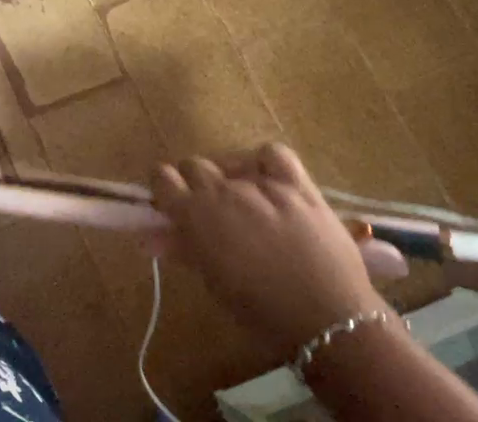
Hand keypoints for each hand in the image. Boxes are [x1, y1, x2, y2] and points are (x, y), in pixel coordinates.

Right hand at [152, 143, 388, 355]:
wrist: (330, 322)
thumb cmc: (261, 311)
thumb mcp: (211, 281)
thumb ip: (180, 248)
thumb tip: (147, 237)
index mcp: (193, 214)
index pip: (161, 176)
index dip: (165, 188)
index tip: (173, 204)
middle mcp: (221, 191)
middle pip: (194, 165)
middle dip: (196, 184)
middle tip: (212, 210)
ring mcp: (261, 186)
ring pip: (229, 161)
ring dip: (229, 177)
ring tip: (244, 200)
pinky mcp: (298, 187)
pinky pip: (274, 154)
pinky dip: (265, 162)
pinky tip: (267, 180)